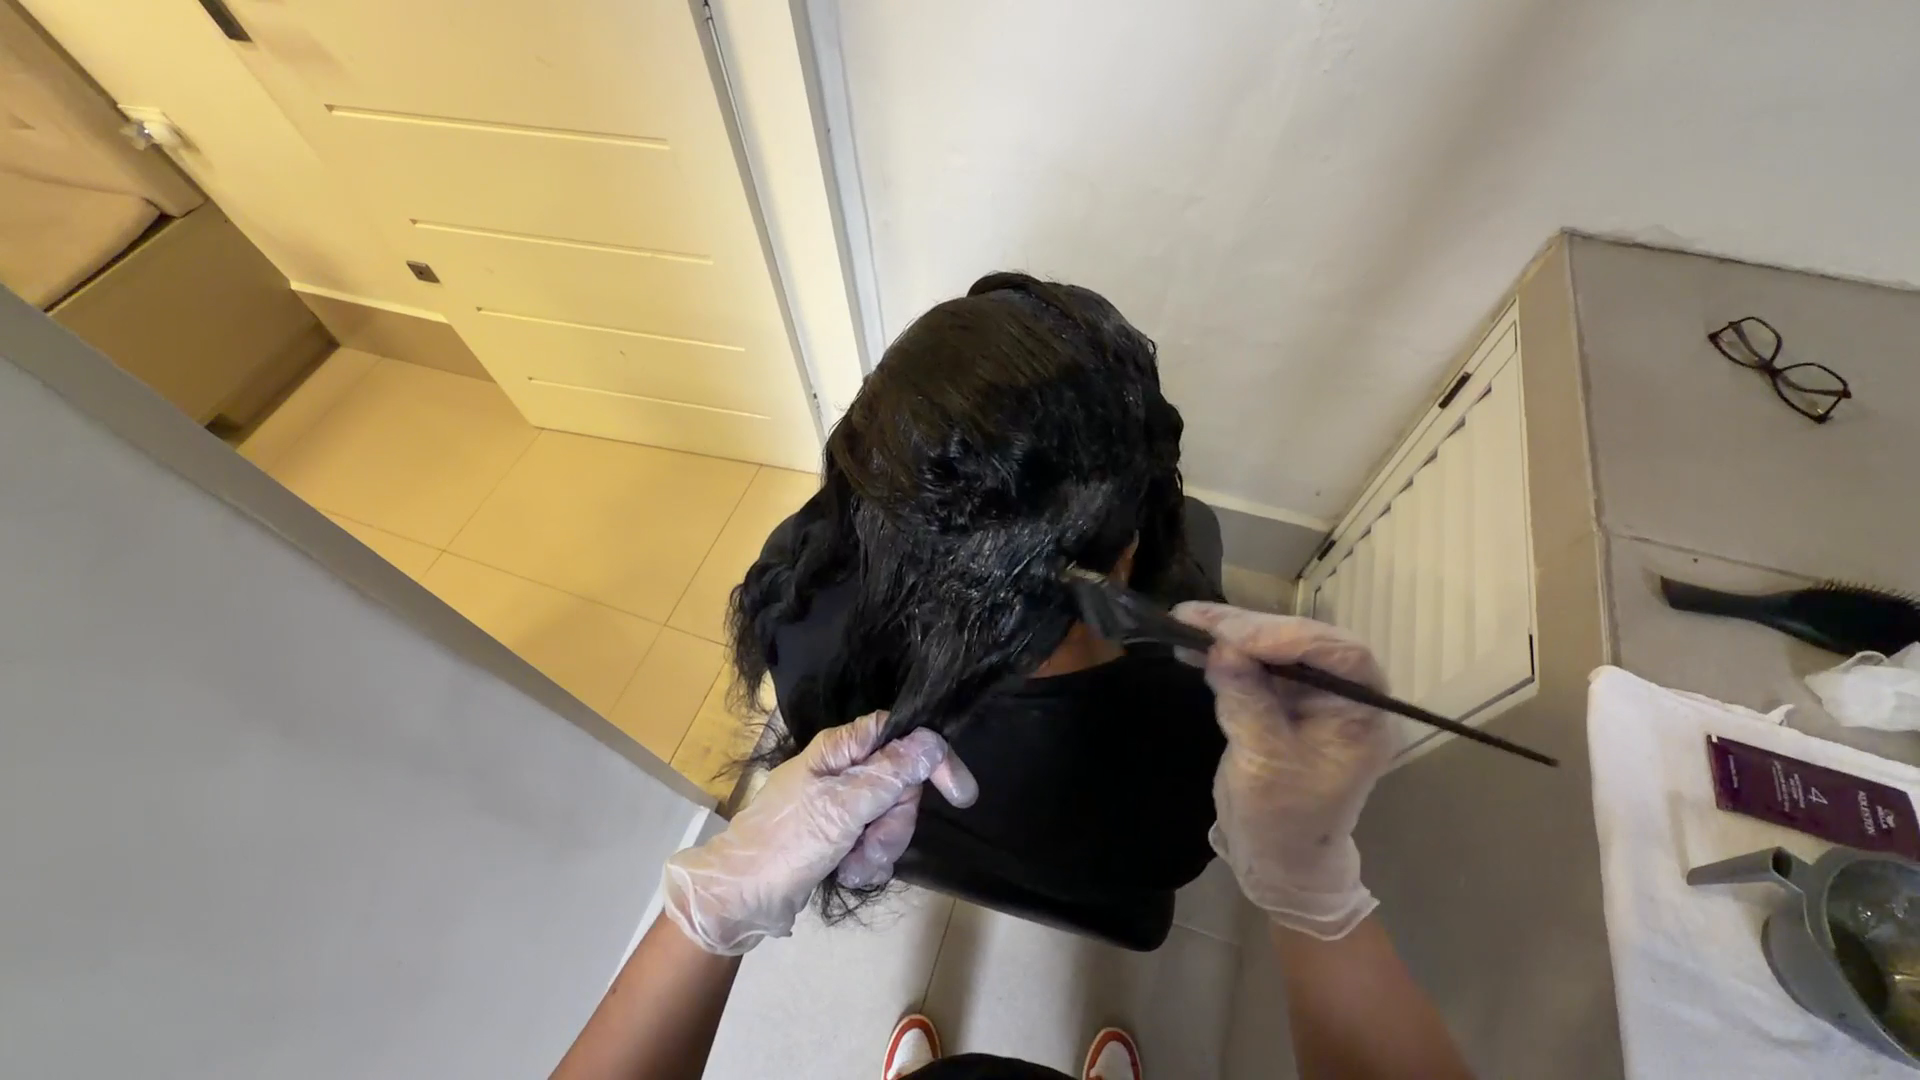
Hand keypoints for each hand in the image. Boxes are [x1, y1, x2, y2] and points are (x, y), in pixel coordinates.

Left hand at [661, 712, 976, 954]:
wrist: (739, 899)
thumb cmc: (785, 845)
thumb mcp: (842, 809)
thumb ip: (888, 775)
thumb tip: (932, 741)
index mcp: (840, 749)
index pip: (901, 734)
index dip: (932, 758)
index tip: (959, 793)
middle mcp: (843, 769)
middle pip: (901, 782)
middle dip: (895, 820)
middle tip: (872, 842)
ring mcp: (841, 803)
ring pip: (891, 816)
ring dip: (880, 847)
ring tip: (853, 865)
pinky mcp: (840, 833)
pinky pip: (875, 840)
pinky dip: (868, 860)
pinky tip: (847, 873)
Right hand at [1175, 603, 1395, 939]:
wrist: (1278, 858)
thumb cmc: (1283, 819)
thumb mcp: (1264, 763)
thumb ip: (1247, 702)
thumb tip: (1222, 649)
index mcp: (1362, 714)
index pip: (1338, 654)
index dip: (1285, 636)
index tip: (1231, 635)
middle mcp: (1345, 695)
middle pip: (1303, 641)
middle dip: (1248, 627)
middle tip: (1195, 618)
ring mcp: (1312, 695)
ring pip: (1275, 646)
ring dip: (1229, 633)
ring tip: (1184, 621)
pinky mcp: (1282, 699)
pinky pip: (1256, 664)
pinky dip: (1224, 653)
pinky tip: (1192, 646)